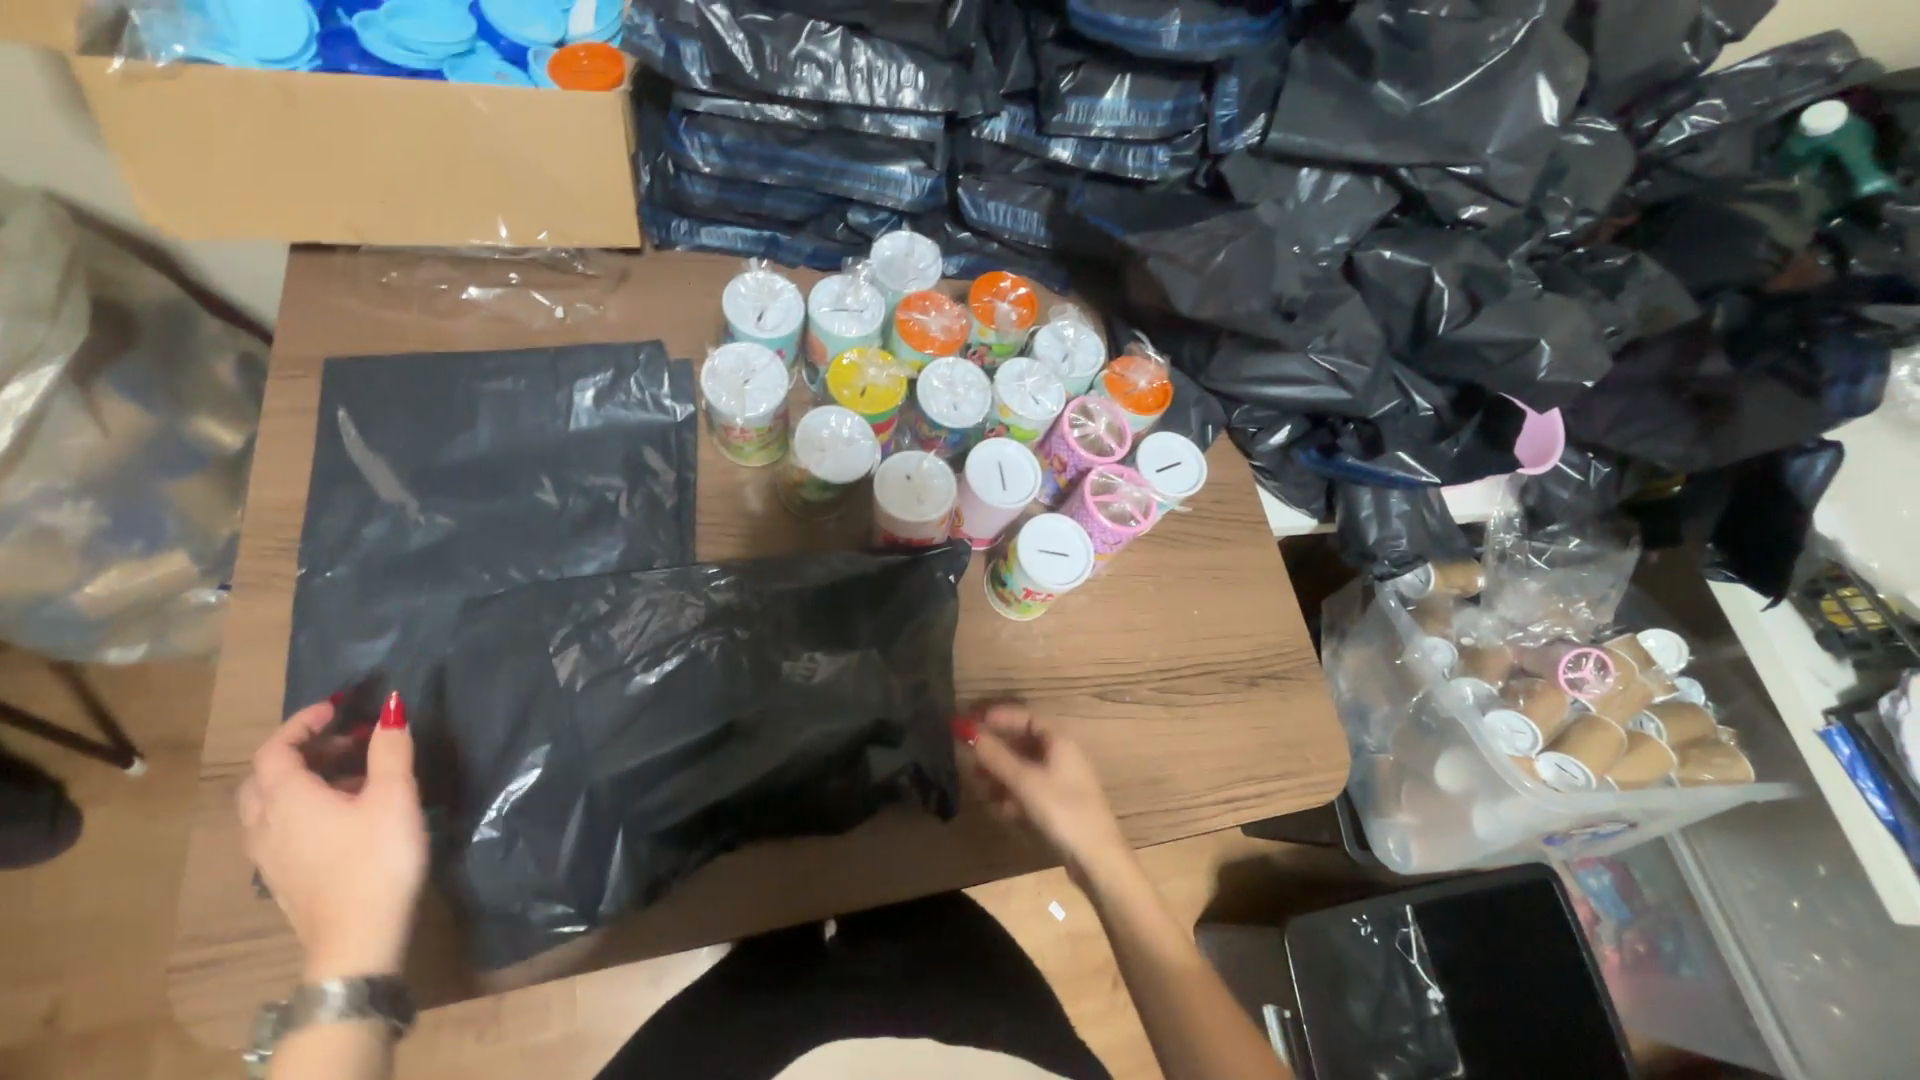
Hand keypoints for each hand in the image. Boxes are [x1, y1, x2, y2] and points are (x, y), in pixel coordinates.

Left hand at [238, 695, 427, 981]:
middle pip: (264, 776)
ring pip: (268, 804)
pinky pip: (278, 827)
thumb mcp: (394, 797)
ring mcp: (267, 854)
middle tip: (345, 740)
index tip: (338, 708)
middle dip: (300, 750)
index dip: (303, 722)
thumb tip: (391, 707)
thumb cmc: (377, 858)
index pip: (276, 748)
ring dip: (300, 780)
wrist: (357, 938)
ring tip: (349, 775)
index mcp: (286, 798)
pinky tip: (340, 816)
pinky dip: (301, 807)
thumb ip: (391, 750)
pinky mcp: (280, 876)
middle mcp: (264, 822)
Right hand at [960, 704, 1130, 882]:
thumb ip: (995, 756)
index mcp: (1060, 741)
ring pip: (1025, 769)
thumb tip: (967, 731)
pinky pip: (1030, 790)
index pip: (1026, 717)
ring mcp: (1062, 781)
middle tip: (971, 759)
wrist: (1096, 857)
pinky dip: (1014, 794)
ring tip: (981, 788)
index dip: (999, 717)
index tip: (972, 722)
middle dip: (996, 751)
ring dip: (1002, 775)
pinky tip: (1001, 809)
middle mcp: (1063, 756)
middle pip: (1024, 743)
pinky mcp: (1059, 804)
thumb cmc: (1062, 810)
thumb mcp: (1024, 781)